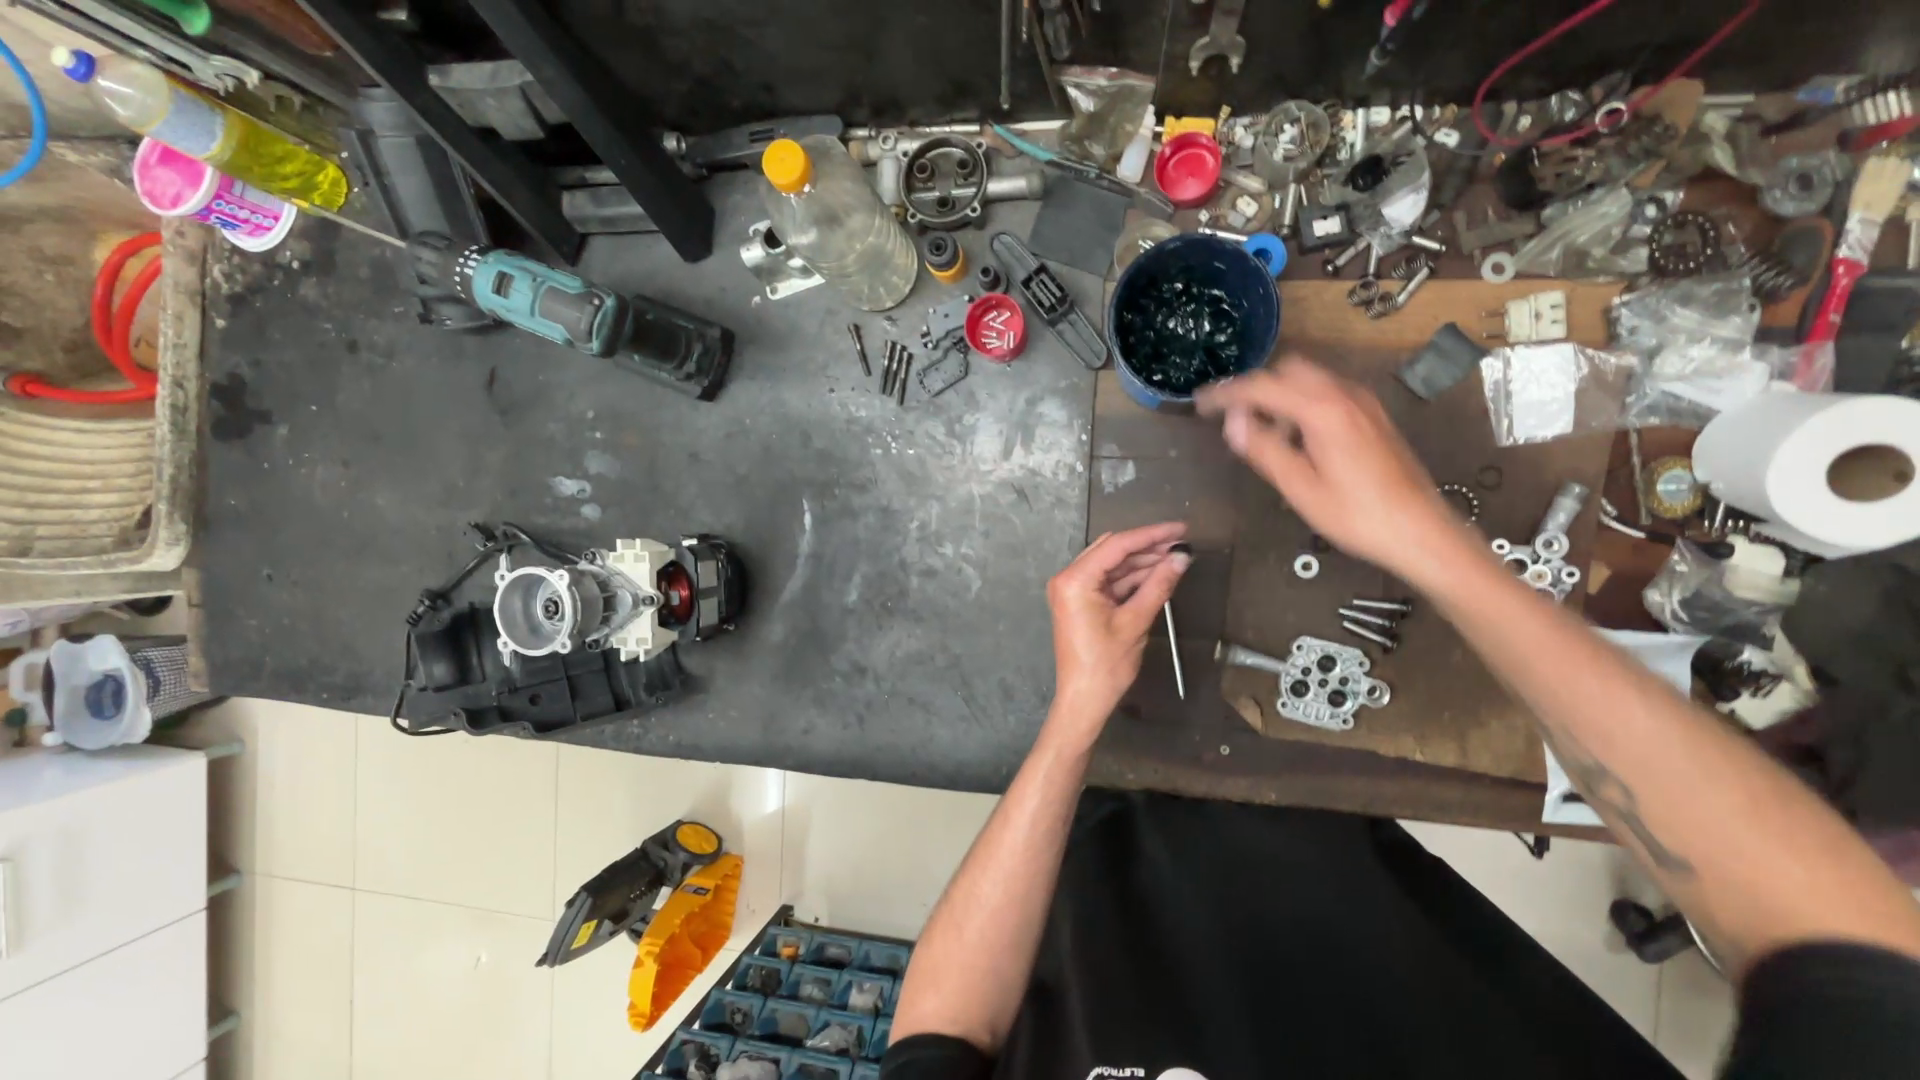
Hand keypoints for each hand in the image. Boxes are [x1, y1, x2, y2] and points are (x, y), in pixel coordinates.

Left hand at [1046, 523, 1191, 733]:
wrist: (1085, 698)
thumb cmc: (1106, 664)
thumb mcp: (1136, 621)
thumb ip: (1159, 585)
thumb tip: (1182, 557)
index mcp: (1075, 580)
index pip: (1117, 545)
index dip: (1151, 535)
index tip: (1180, 529)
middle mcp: (1068, 578)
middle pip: (1112, 551)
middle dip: (1147, 547)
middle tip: (1181, 543)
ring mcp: (1072, 590)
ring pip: (1112, 565)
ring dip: (1141, 562)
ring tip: (1175, 558)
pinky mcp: (1079, 601)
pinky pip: (1108, 581)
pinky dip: (1131, 578)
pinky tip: (1157, 574)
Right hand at [1195, 357, 1465, 579]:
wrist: (1421, 531)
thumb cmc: (1357, 516)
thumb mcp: (1300, 488)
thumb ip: (1264, 448)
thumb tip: (1233, 422)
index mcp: (1322, 410)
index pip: (1263, 386)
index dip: (1227, 393)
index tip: (1201, 402)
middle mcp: (1344, 395)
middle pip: (1289, 370)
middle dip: (1257, 387)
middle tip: (1232, 416)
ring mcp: (1364, 404)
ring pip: (1310, 379)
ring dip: (1281, 395)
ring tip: (1263, 433)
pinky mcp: (1373, 417)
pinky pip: (1329, 394)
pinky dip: (1304, 403)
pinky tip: (1298, 439)